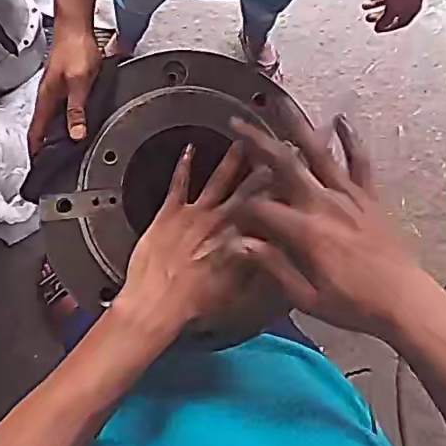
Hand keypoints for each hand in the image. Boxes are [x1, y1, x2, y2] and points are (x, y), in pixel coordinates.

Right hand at [29, 23, 101, 152]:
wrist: (76, 26)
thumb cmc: (76, 48)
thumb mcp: (80, 83)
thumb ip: (77, 109)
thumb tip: (76, 133)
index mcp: (47, 98)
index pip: (36, 130)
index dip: (35, 149)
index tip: (36, 165)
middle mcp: (48, 94)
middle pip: (43, 126)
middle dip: (46, 145)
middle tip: (52, 162)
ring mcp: (55, 87)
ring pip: (52, 116)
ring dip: (56, 132)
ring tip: (64, 147)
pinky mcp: (64, 81)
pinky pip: (61, 106)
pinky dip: (65, 118)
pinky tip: (76, 120)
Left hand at [111, 141, 262, 340]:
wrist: (156, 302)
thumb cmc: (193, 303)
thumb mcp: (235, 293)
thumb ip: (255, 270)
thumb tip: (273, 254)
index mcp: (237, 239)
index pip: (264, 211)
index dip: (278, 195)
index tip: (289, 180)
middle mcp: (218, 221)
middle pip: (246, 189)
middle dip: (260, 169)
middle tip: (272, 151)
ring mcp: (194, 213)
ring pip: (217, 180)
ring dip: (231, 161)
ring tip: (242, 142)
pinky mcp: (169, 212)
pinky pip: (178, 183)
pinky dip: (184, 164)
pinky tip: (188, 149)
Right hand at [229, 114, 443, 343]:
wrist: (406, 303)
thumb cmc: (354, 305)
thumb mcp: (307, 297)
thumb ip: (272, 265)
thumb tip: (238, 243)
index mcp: (305, 230)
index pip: (260, 207)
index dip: (240, 207)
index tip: (231, 214)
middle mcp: (324, 203)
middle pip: (283, 163)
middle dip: (257, 141)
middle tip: (237, 122)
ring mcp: (349, 196)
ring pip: (318, 152)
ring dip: (296, 125)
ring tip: (279, 102)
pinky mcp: (369, 197)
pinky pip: (360, 162)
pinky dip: (351, 139)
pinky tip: (340, 119)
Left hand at [362, 0, 424, 32]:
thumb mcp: (392, 8)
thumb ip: (385, 19)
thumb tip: (378, 28)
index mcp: (411, 10)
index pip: (400, 23)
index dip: (387, 27)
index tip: (377, 29)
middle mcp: (409, 1)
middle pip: (392, 12)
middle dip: (379, 15)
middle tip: (368, 18)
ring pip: (387, 0)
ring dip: (374, 3)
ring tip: (364, 5)